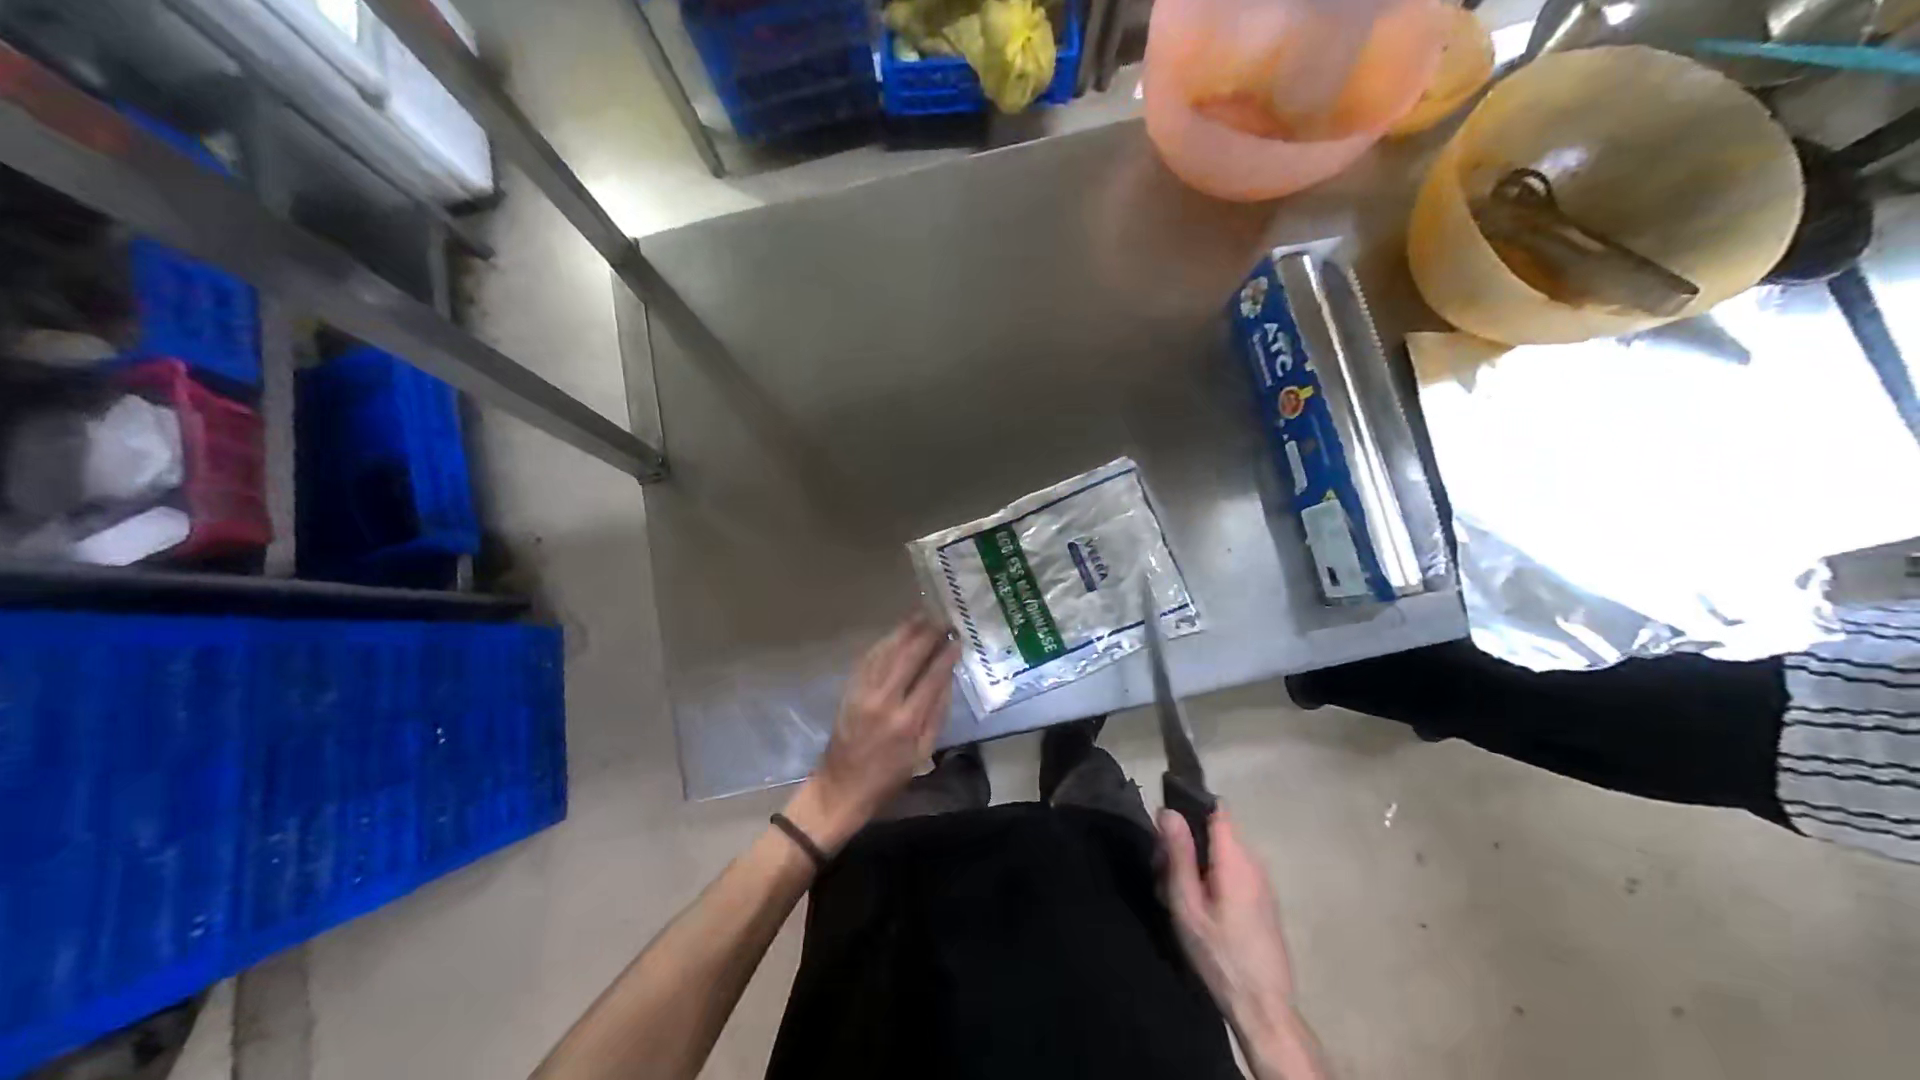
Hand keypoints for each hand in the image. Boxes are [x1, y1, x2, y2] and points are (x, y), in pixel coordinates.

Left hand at [785, 615, 959, 853]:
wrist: (841, 788)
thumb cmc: (888, 777)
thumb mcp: (922, 752)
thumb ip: (937, 714)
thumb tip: (948, 679)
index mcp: (907, 721)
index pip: (932, 677)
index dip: (946, 655)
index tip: (957, 640)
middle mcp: (884, 701)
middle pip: (909, 657)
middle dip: (927, 635)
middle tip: (942, 619)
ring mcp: (863, 693)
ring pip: (886, 652)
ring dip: (905, 631)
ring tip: (922, 616)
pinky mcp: (849, 691)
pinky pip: (868, 659)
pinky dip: (883, 643)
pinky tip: (895, 633)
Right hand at [1162, 809, 1325, 1079]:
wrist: (1262, 1005)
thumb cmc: (1219, 953)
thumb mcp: (1187, 904)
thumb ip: (1179, 854)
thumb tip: (1168, 810)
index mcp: (1235, 858)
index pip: (1217, 809)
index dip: (1191, 809)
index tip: (1167, 829)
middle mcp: (1254, 862)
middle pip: (1215, 832)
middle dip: (1187, 844)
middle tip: (1162, 873)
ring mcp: (1262, 882)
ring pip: (1222, 853)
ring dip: (1197, 864)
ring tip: (1176, 895)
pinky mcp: (1263, 899)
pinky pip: (1233, 872)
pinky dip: (1212, 879)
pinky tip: (1197, 909)